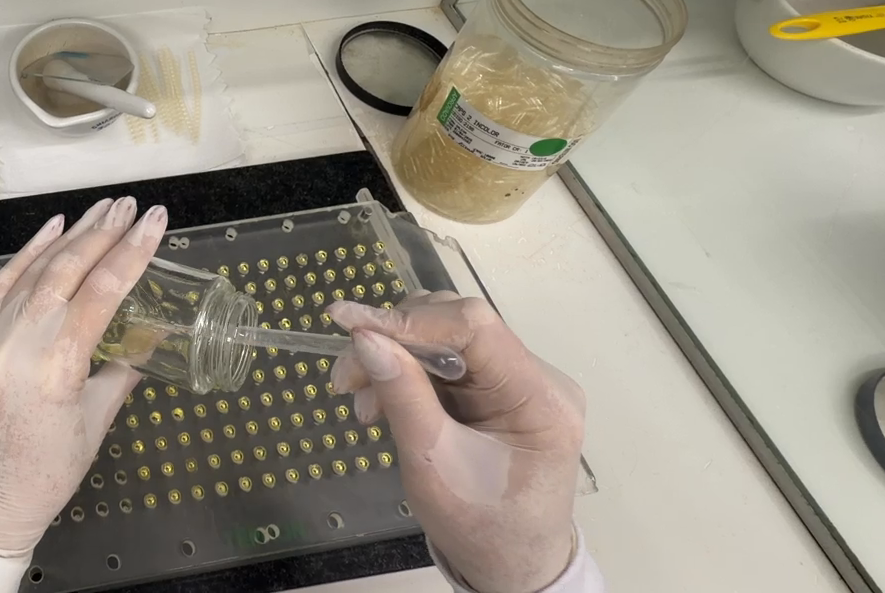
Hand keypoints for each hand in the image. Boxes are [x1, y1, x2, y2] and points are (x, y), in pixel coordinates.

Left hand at [0, 197, 167, 553]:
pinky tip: (54, 228)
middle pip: (70, 268)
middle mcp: (20, 337)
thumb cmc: (45, 472)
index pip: (103, 291)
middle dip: (105, 232)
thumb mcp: (94, 423)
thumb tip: (142, 337)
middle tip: (131, 205)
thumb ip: (119, 371)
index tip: (154, 222)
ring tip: (103, 209)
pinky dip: (28, 252)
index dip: (133, 251)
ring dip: (73, 235)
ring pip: (37, 267)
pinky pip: (2, 281)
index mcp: (58, 363)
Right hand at [328, 294, 584, 592]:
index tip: (346, 322)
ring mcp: (516, 377)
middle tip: (345, 379)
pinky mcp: (494, 383)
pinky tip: (379, 400)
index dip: (406, 318)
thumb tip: (363, 336)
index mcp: (539, 399)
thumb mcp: (432, 465)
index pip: (472, 326)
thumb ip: (402, 395)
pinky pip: (438, 354)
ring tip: (361, 400)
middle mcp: (536, 376)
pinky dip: (400, 369)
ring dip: (389, 356)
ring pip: (437, 332)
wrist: (509, 567)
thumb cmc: (479, 527)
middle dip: (389, 342)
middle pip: (450, 323)